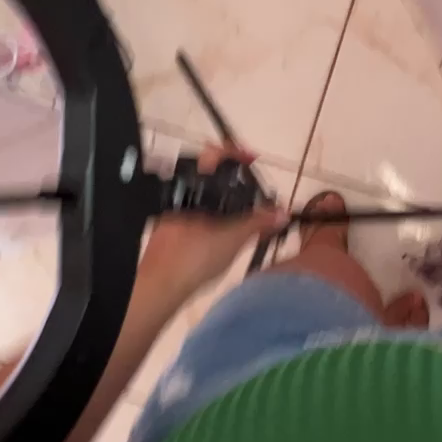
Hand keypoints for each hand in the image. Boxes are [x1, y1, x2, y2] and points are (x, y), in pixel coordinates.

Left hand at [137, 146, 289, 299]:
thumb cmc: (197, 257)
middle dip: (230, 186)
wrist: (159, 287)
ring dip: (220, 208)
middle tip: (250, 196)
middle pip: (207, 180)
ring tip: (239, 222)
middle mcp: (178, 197)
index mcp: (194, 189)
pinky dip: (207, 224)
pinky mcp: (164, 233)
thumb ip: (259, 223)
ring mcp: (168, 215)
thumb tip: (282, 213)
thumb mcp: (235, 239)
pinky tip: (217, 241)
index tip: (251, 160)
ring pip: (199, 202)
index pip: (214, 155)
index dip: (236, 153)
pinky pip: (191, 219)